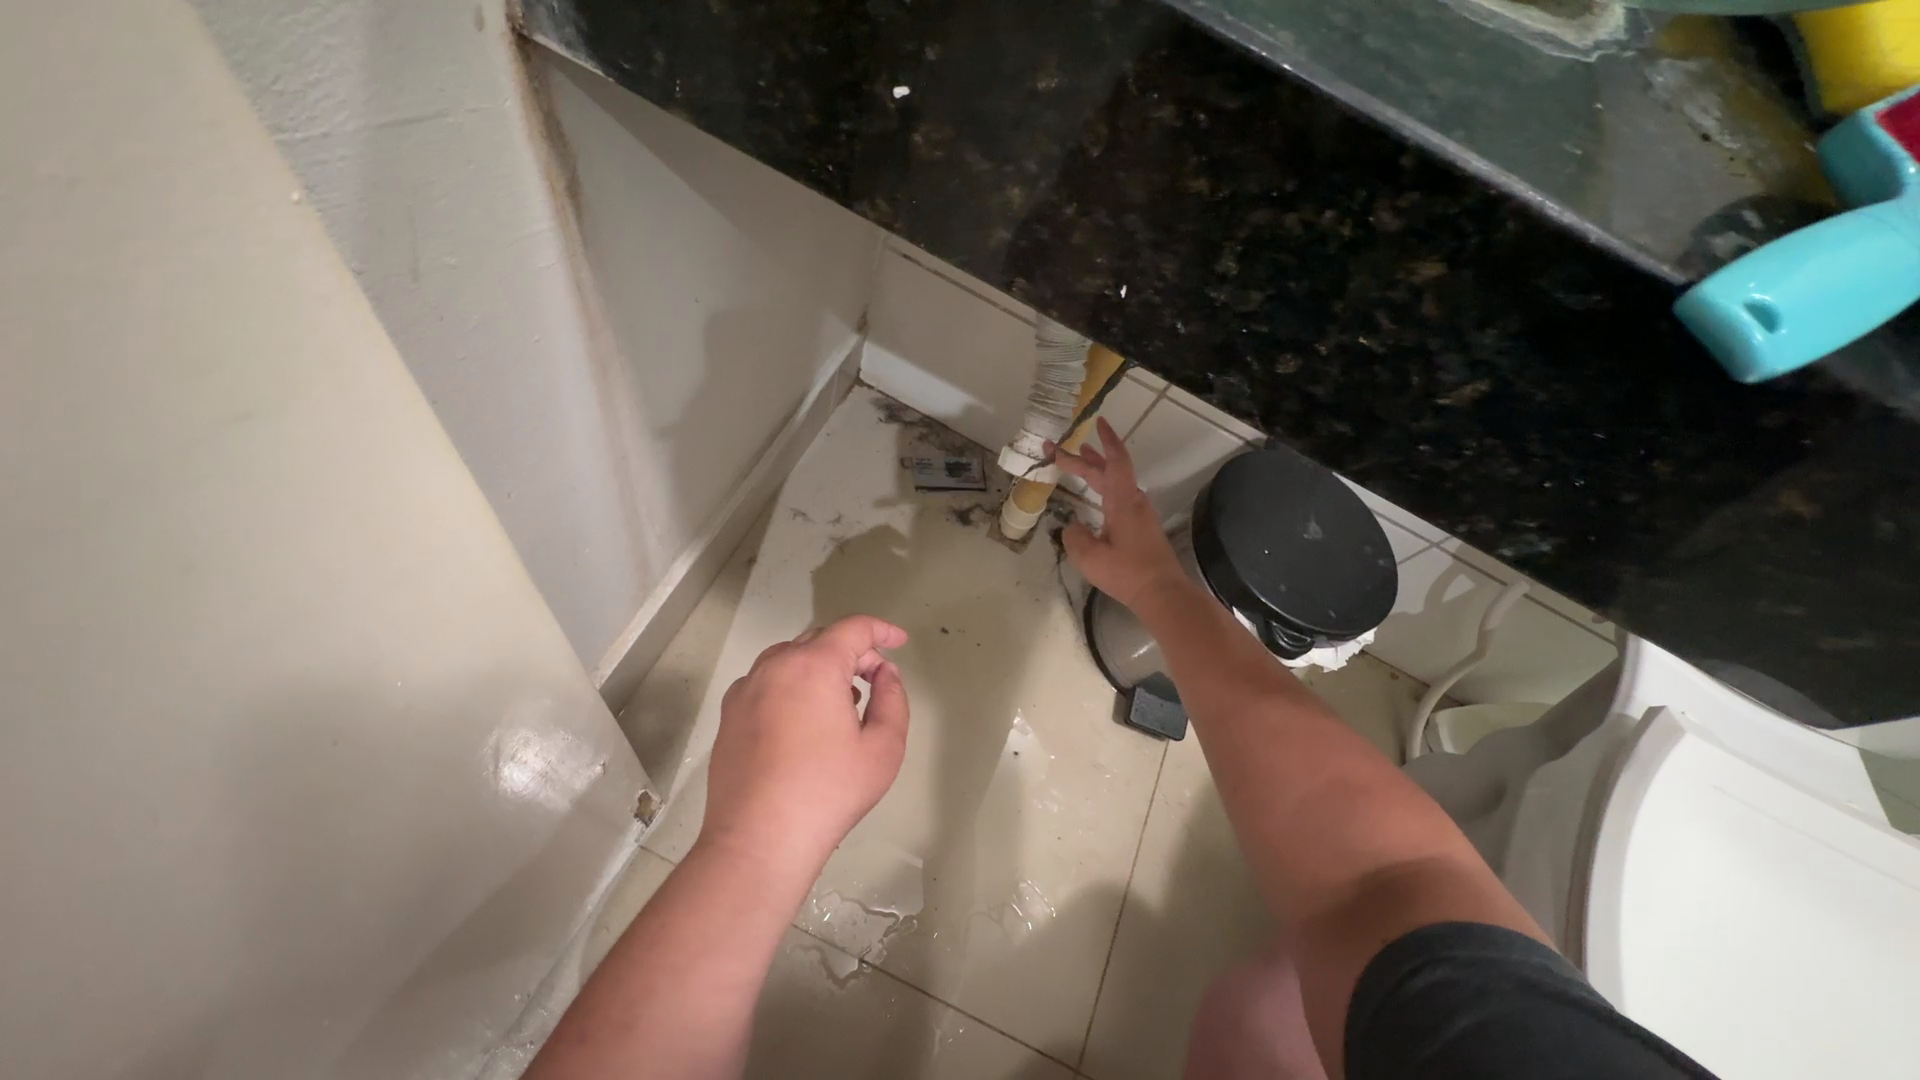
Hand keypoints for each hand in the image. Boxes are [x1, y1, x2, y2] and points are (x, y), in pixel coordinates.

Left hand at [700, 616, 910, 871]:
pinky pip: (767, 684)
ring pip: (790, 659)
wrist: (758, 839)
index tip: (900, 642)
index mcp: (814, 665)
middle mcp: (775, 666)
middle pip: (820, 639)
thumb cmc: (828, 792)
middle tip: (876, 680)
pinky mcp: (729, 715)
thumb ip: (893, 699)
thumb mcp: (883, 748)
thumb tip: (885, 673)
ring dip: (820, 668)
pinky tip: (805, 724)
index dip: (882, 630)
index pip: (854, 628)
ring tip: (842, 703)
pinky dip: (792, 687)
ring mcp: (746, 690)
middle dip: (852, 651)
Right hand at [1051, 417, 1191, 610]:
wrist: (1162, 593)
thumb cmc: (1126, 572)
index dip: (1106, 441)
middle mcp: (1134, 502)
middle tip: (1058, 452)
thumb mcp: (1089, 556)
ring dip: (1097, 472)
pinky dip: (1104, 489)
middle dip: (1084, 460)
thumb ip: (1074, 536)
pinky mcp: (1142, 529)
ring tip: (1081, 461)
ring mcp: (1140, 515)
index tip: (1098, 422)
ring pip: (1116, 484)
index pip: (1115, 461)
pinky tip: (1095, 498)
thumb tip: (1072, 527)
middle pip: (1109, 472)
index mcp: (1122, 501)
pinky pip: (1120, 498)